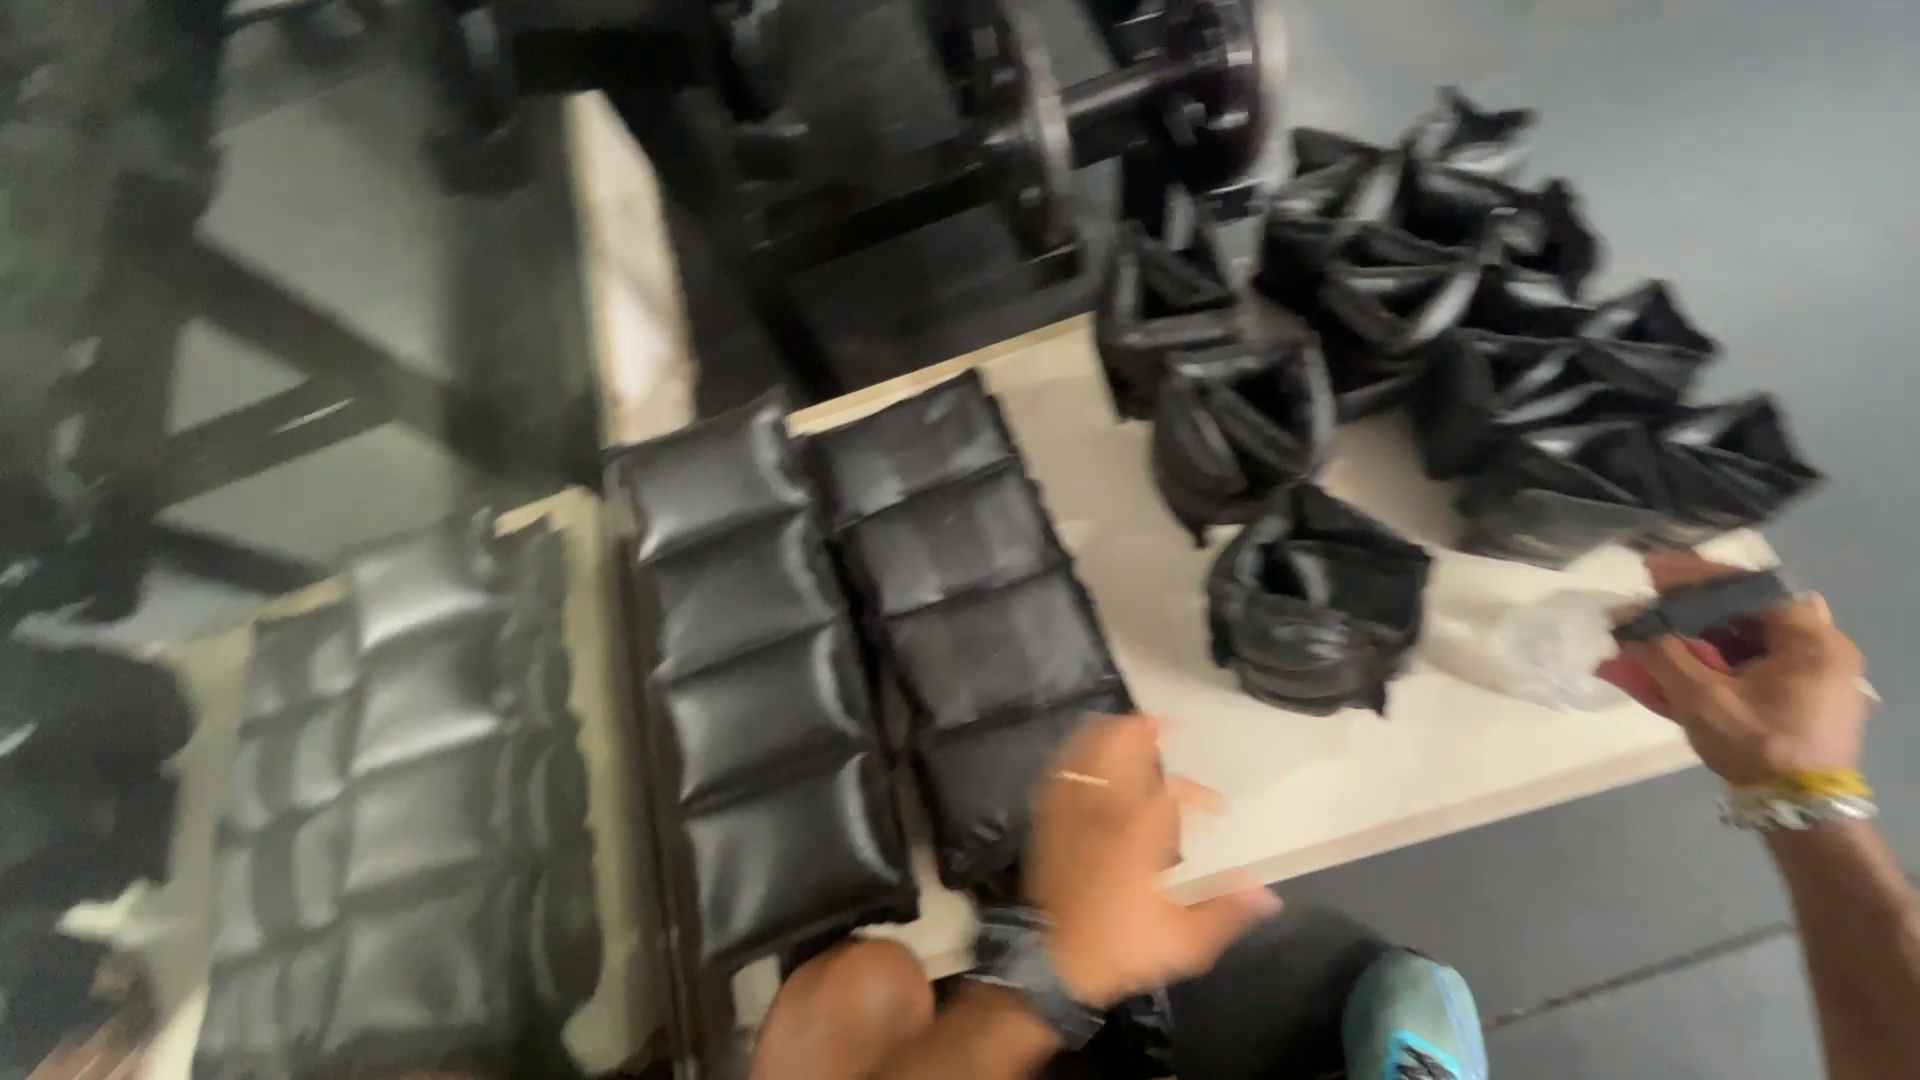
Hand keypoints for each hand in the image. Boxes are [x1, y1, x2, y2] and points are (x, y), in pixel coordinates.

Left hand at [1024, 712, 1282, 1007]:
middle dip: (1144, 731)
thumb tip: (1269, 894)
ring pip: (1088, 753)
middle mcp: (1104, 811)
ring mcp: (1071, 811)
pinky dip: (1075, 754)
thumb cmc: (1118, 947)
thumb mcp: (1183, 942)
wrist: (1050, 960)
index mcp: (1140, 835)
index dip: (1198, 792)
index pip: (1174, 791)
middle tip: (1165, 724)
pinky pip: (1059, 772)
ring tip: (1128, 725)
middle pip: (1121, 751)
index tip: (1216, 804)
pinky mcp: (1047, 819)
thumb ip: (1226, 911)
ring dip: (1109, 734)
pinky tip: (1084, 752)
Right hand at [1618, 551, 1868, 785]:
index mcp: (1812, 643)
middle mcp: (1824, 648)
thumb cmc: (1755, 744)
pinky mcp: (1806, 687)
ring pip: (1757, 625)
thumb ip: (1659, 650)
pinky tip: (1689, 649)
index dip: (1698, 575)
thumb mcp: (1698, 696)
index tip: (1652, 570)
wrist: (1798, 805)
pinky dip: (1721, 642)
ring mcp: (1818, 669)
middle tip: (1658, 590)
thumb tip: (1621, 614)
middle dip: (1703, 594)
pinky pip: (1759, 649)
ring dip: (1709, 618)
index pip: (1753, 587)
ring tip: (1667, 618)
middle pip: (1758, 602)